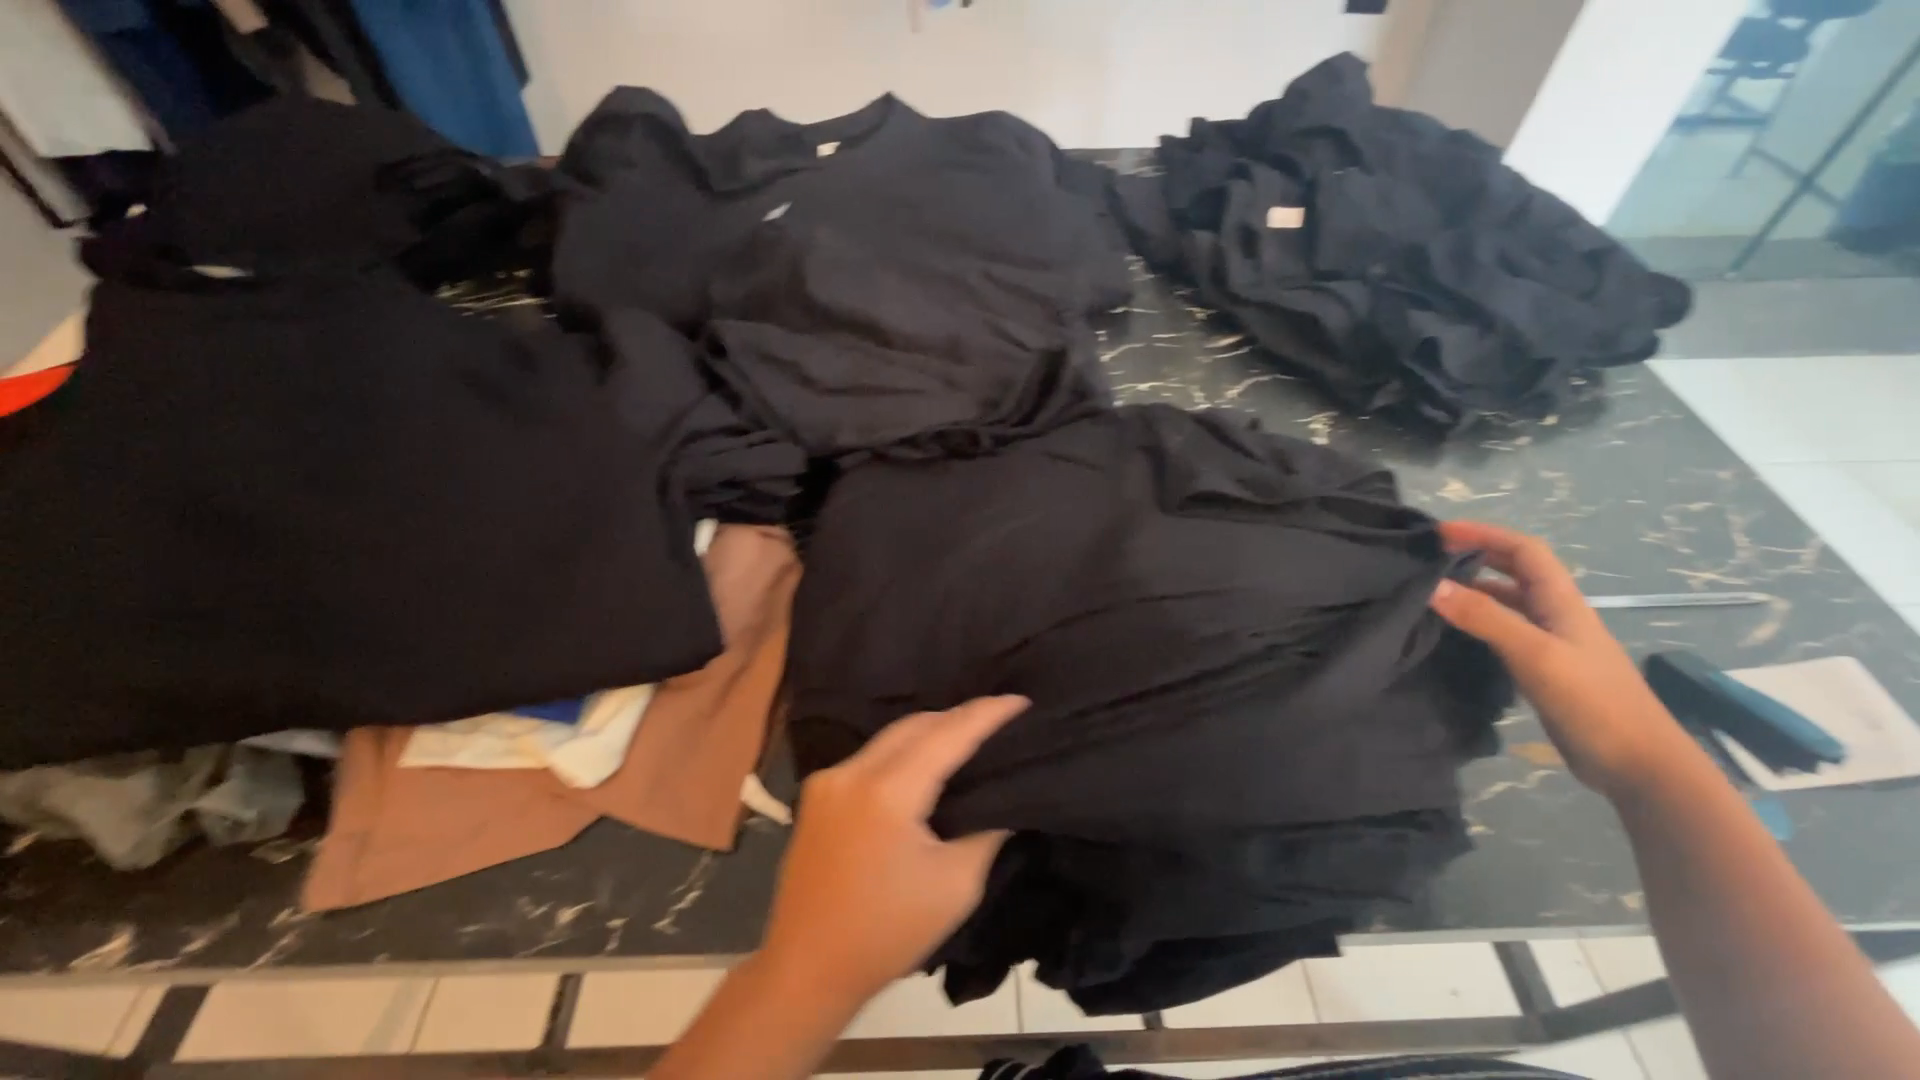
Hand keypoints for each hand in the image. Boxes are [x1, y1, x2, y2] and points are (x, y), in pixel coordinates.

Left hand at [759, 695, 1028, 1002]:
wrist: (807, 968)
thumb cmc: (887, 933)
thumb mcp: (955, 885)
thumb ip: (985, 830)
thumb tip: (1006, 800)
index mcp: (886, 793)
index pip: (947, 735)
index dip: (986, 714)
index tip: (1020, 700)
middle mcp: (851, 773)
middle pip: (914, 726)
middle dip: (958, 717)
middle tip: (999, 719)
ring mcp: (827, 782)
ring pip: (889, 738)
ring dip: (929, 733)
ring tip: (969, 738)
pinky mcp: (816, 797)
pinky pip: (869, 758)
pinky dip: (902, 754)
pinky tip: (925, 765)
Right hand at [1427, 521, 1691, 796]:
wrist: (1637, 763)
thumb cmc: (1592, 701)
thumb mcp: (1535, 654)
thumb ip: (1485, 618)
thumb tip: (1432, 586)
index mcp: (1562, 602)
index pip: (1523, 550)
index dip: (1483, 534)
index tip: (1439, 532)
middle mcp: (1556, 615)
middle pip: (1516, 572)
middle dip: (1476, 556)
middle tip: (1428, 557)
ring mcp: (1551, 644)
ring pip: (1508, 603)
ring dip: (1473, 590)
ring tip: (1430, 592)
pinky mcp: (1544, 671)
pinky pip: (1504, 633)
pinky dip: (1477, 623)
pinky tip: (1453, 634)